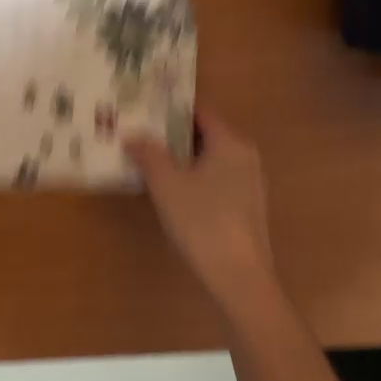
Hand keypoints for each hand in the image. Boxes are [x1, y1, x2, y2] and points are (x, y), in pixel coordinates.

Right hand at [124, 112, 273, 299]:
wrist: (238, 276)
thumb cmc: (201, 221)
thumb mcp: (166, 184)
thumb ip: (148, 154)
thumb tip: (132, 134)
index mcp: (230, 144)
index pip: (200, 111)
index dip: (171, 107)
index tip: (143, 105)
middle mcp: (245, 157)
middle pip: (204, 133)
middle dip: (171, 131)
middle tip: (136, 129)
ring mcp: (247, 183)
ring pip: (209, 157)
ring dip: (179, 155)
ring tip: (145, 155)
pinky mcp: (244, 206)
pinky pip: (214, 177)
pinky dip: (191, 174)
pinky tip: (168, 186)